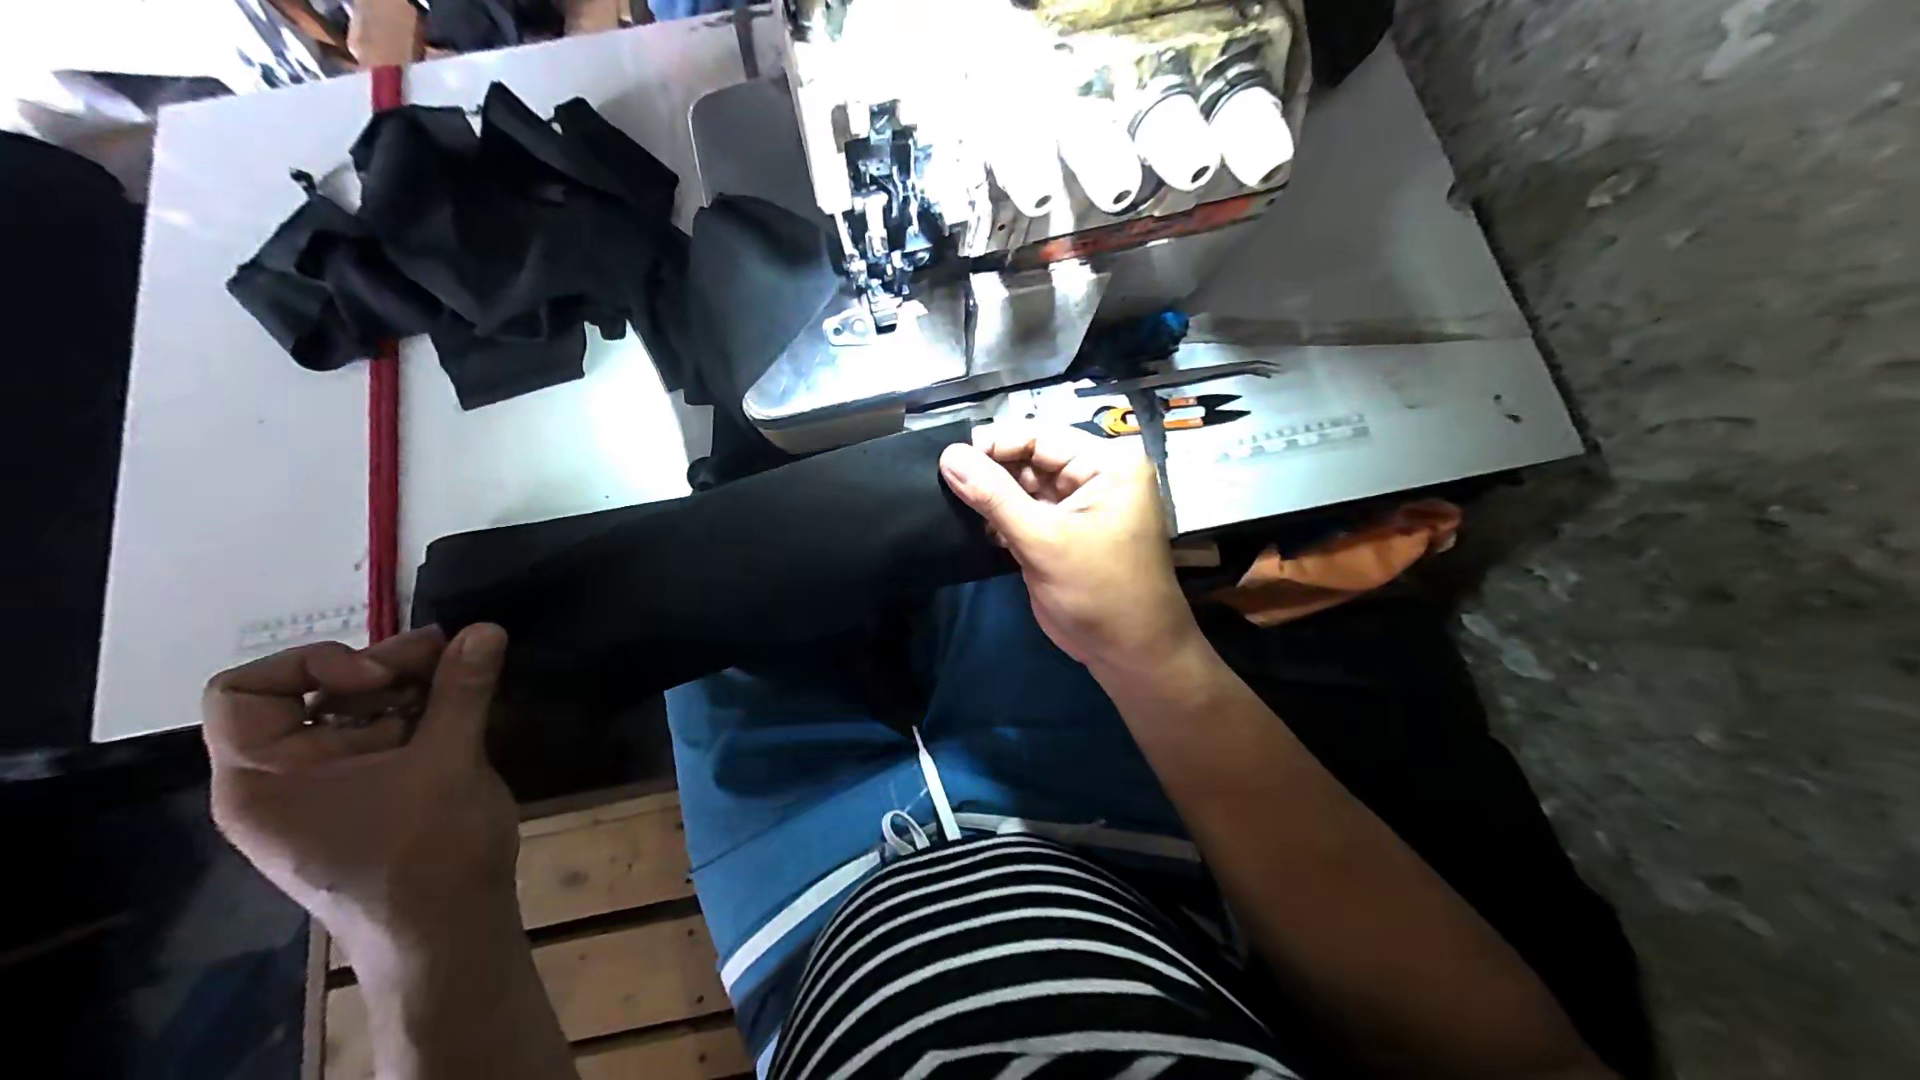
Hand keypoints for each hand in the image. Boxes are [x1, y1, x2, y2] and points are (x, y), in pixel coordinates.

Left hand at [203, 623, 518, 956]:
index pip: (244, 691)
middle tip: (449, 650)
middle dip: (383, 666)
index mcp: (266, 777)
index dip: (311, 664)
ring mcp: (331, 789)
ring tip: (467, 671)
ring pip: (357, 712)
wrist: (450, 933)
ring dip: (411, 685)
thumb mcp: (448, 761)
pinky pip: (385, 737)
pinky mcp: (373, 795)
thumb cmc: (428, 851)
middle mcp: (285, 779)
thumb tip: (487, 628)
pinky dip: (422, 712)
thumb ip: (463, 691)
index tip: (380, 676)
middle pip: (314, 694)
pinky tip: (465, 703)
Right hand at [939, 424, 1202, 674]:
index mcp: (1106, 464)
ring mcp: (1077, 505)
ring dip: (991, 496)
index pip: (1039, 436)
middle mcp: (1093, 476)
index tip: (948, 457)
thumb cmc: (1099, 592)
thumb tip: (949, 456)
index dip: (993, 443)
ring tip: (951, 501)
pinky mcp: (1061, 532)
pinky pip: (1024, 511)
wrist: (1130, 653)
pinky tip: (972, 525)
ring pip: (1022, 486)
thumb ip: (994, 496)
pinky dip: (999, 517)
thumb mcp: (1044, 540)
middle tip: (943, 480)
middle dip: (990, 470)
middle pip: (1029, 458)